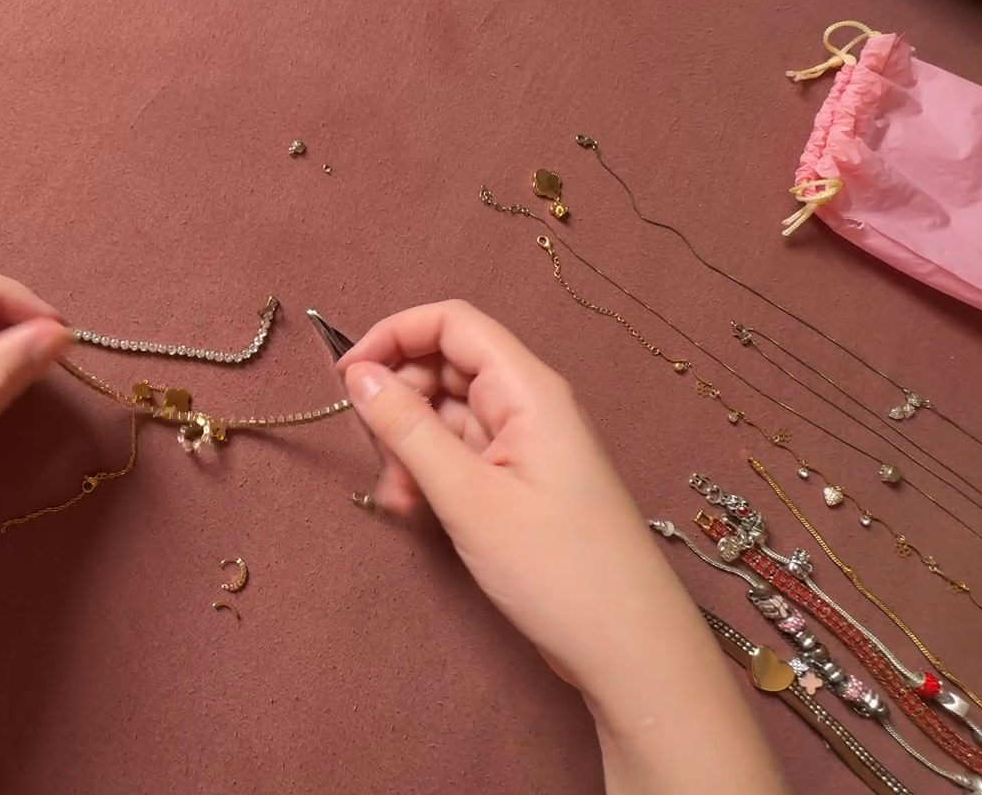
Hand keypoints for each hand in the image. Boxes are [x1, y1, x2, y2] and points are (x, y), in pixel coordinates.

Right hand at [339, 300, 781, 793]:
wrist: (633, 657)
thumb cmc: (557, 569)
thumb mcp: (467, 495)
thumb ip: (407, 428)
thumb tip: (357, 374)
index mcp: (526, 388)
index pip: (450, 322)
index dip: (393, 334)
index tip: (348, 375)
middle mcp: (524, 403)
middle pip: (442, 366)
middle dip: (398, 401)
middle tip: (378, 453)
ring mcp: (521, 441)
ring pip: (443, 412)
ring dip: (408, 445)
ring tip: (400, 497)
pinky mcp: (515, 476)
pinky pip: (456, 451)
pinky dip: (427, 471)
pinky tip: (415, 509)